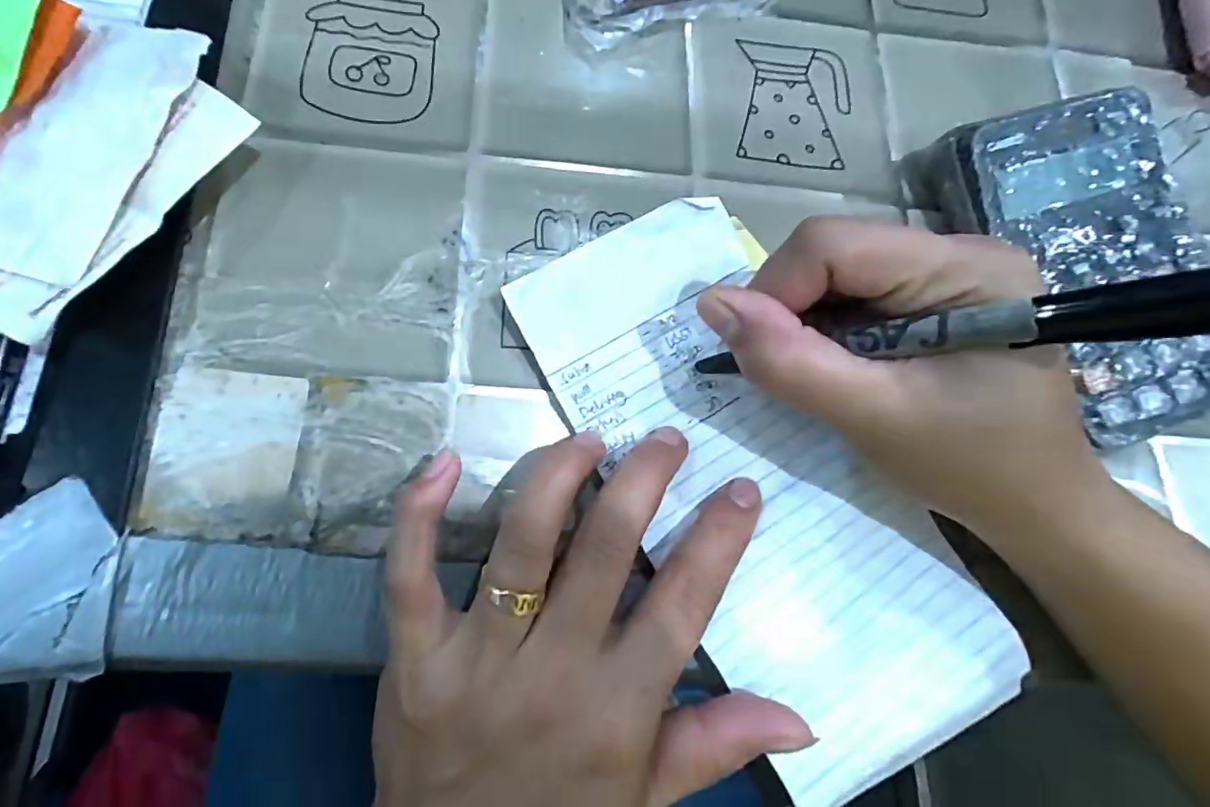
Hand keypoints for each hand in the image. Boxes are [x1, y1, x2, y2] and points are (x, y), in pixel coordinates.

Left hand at [375, 430, 813, 806]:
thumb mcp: (645, 798)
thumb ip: (713, 744)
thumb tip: (800, 718)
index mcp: (618, 708)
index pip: (682, 605)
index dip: (717, 539)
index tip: (739, 487)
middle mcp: (553, 673)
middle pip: (605, 552)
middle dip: (642, 482)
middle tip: (665, 439)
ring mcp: (476, 661)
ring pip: (521, 545)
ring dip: (557, 477)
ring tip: (588, 440)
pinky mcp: (413, 658)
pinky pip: (409, 576)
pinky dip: (420, 514)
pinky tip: (446, 460)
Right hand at [695, 216, 1108, 542]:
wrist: (1038, 505)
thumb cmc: (970, 469)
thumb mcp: (872, 419)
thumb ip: (790, 361)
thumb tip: (711, 302)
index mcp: (967, 268)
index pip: (833, 243)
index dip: (777, 290)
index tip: (762, 352)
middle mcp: (962, 247)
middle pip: (833, 249)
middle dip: (792, 306)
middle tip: (794, 368)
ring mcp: (951, 264)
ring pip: (837, 265)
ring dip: (808, 316)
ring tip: (826, 370)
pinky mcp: (938, 286)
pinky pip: (855, 285)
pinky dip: (829, 322)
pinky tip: (845, 360)